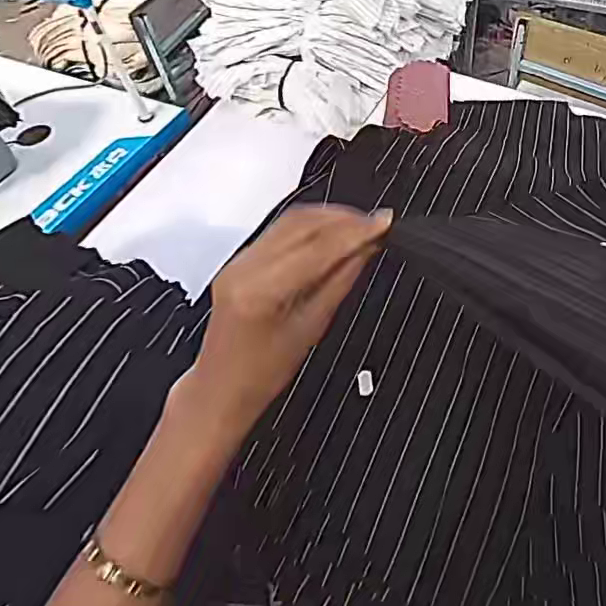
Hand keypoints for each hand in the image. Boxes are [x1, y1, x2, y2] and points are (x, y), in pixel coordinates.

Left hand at [184, 206, 391, 433]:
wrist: (222, 387)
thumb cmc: (261, 373)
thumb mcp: (311, 328)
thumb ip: (340, 280)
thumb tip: (365, 248)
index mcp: (261, 291)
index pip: (319, 246)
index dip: (356, 230)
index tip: (383, 223)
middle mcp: (244, 268)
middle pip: (303, 223)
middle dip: (345, 219)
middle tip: (376, 222)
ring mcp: (238, 261)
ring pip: (291, 220)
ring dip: (329, 218)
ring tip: (359, 225)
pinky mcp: (238, 259)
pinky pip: (279, 229)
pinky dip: (310, 226)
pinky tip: (330, 231)